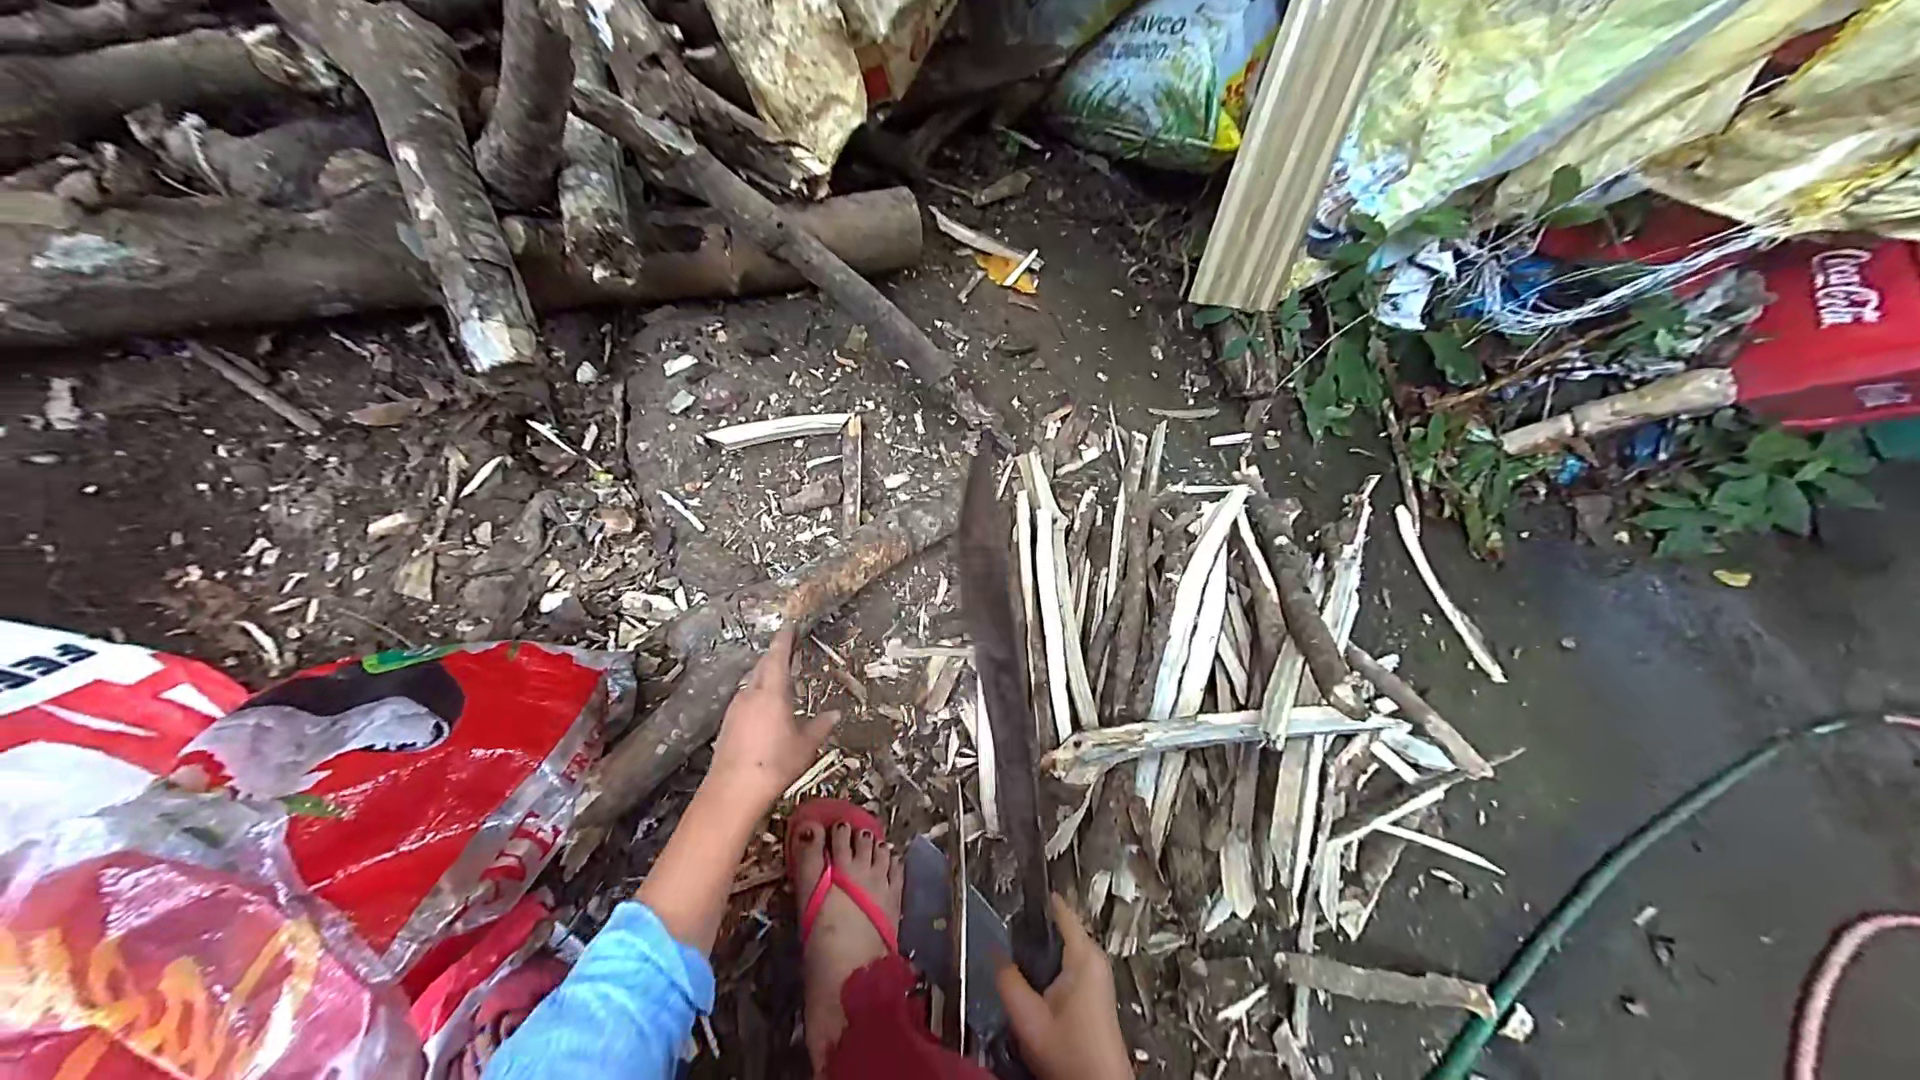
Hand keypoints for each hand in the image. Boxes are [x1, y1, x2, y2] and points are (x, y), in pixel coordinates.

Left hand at [706, 628, 837, 808]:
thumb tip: (834, 715)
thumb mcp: (806, 745)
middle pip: (762, 666)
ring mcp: (735, 709)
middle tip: (787, 650)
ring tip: (778, 680)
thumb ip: (820, 726)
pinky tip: (764, 709)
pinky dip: (756, 696)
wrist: (734, 790)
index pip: (777, 656)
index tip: (789, 627)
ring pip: (751, 683)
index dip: (784, 640)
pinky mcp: (727, 724)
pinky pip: (744, 700)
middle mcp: (751, 694)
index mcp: (772, 692)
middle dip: (774, 656)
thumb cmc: (775, 763)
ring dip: (764, 677)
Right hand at [997, 894, 1133, 1079]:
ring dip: (1038, 948)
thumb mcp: (1028, 1018)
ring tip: (1011, 952)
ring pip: (1061, 946)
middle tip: (1002, 931)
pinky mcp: (1095, 989)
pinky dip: (1048, 963)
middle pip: (1058, 926)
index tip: (1010, 891)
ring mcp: (1098, 973)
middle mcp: (1095, 956)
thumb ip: (1008, 980)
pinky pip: (1067, 961)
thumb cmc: (1068, 1051)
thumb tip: (993, 950)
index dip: (1034, 897)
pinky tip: (1031, 977)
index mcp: (1083, 952)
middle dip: (1031, 927)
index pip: (1059, 907)